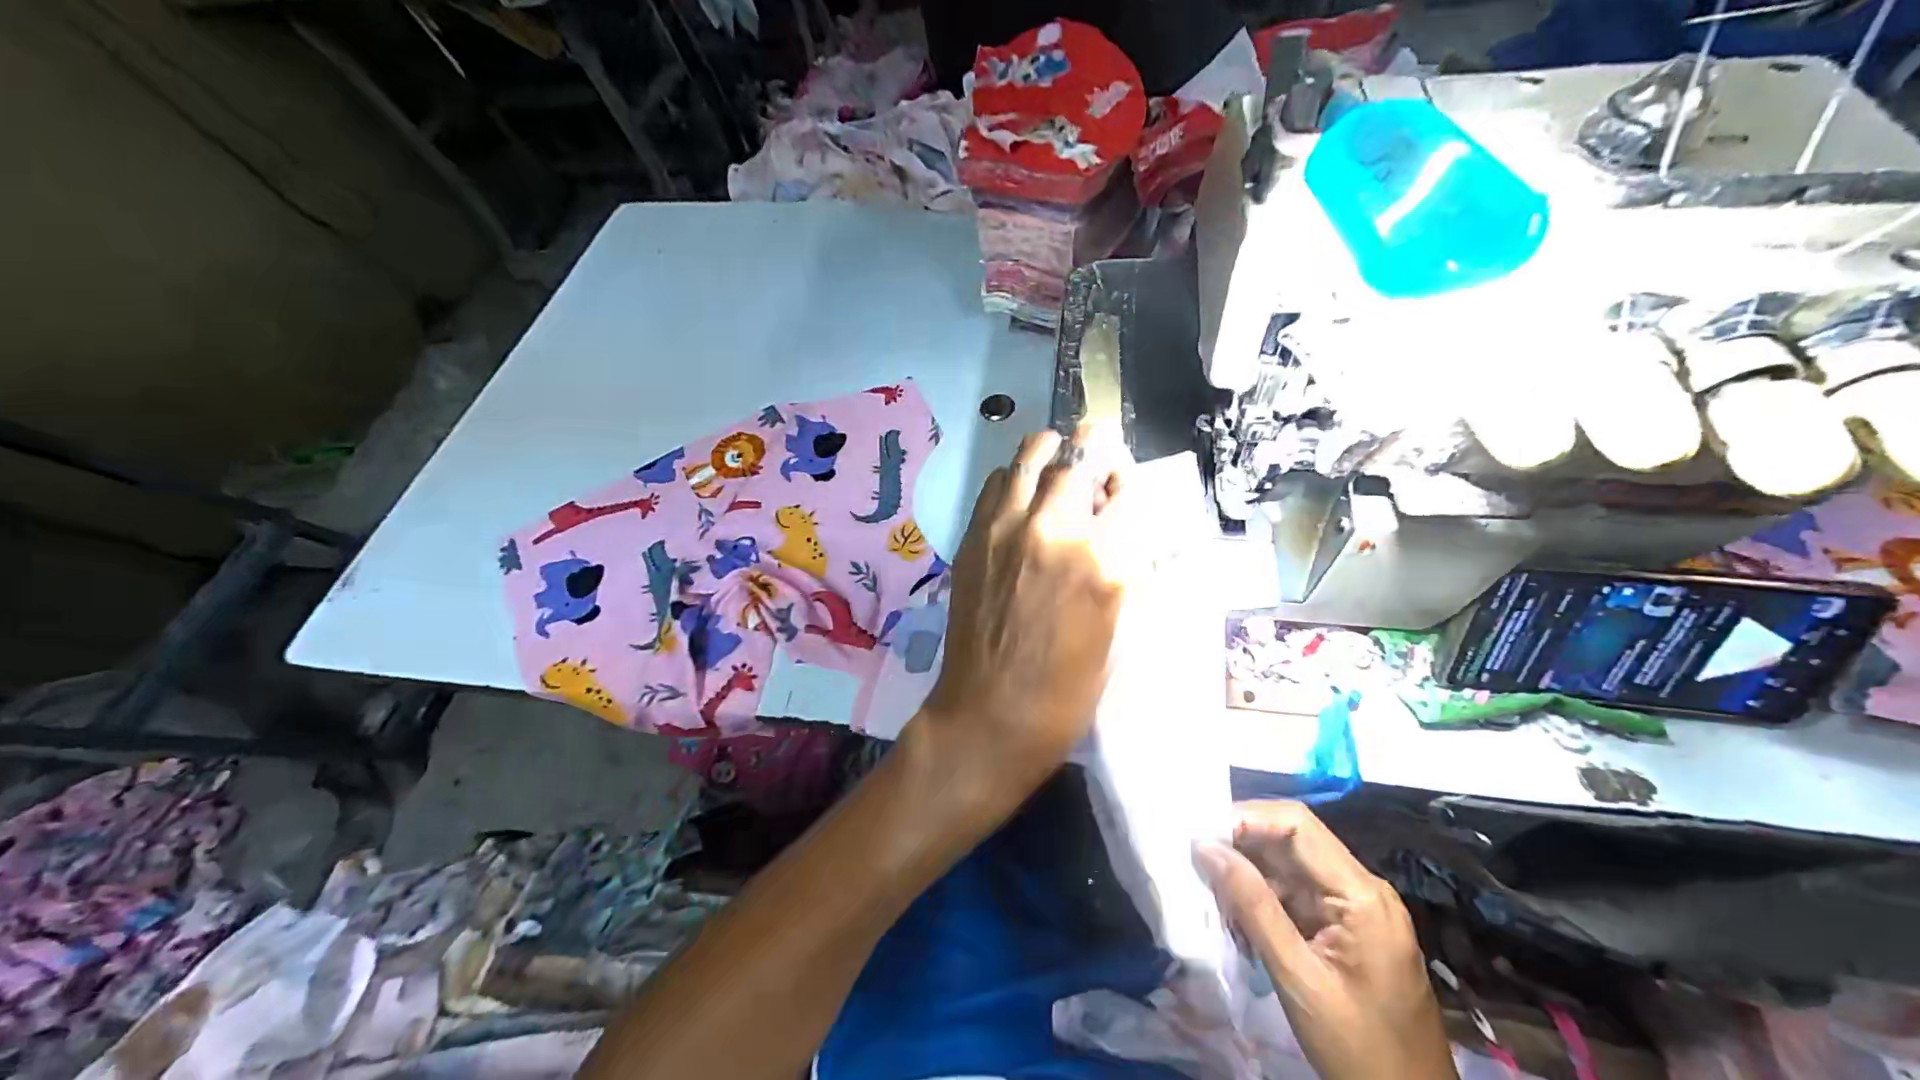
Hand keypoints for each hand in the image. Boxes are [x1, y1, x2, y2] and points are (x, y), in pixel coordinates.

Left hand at [915, 427, 1128, 812]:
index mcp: (1102, 563)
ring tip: (1058, 456)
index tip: (1122, 484)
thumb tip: (1126, 529)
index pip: (1125, 491)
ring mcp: (1006, 530)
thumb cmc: (1066, 690)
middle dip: (1095, 452)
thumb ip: (1126, 569)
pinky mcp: (973, 537)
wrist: (989, 715)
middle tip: (1095, 461)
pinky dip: (1014, 476)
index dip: (1127, 480)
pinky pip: (996, 482)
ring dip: (1051, 450)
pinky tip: (1021, 492)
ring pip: (1030, 456)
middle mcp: (1054, 532)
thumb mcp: (1117, 632)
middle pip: (1079, 460)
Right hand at [1197, 801, 1457, 1079]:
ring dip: (1247, 875)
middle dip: (1241, 846)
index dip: (1247, 817)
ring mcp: (1354, 908)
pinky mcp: (1344, 927)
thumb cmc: (1359, 1046)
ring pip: (1288, 867)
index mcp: (1361, 893)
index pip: (1297, 825)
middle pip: (1291, 841)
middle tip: (1197, 861)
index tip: (1202, 834)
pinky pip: (1295, 895)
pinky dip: (1261, 900)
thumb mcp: (1297, 976)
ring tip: (1211, 894)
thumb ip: (1252, 906)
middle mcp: (1361, 888)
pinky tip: (1236, 919)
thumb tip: (1206, 847)